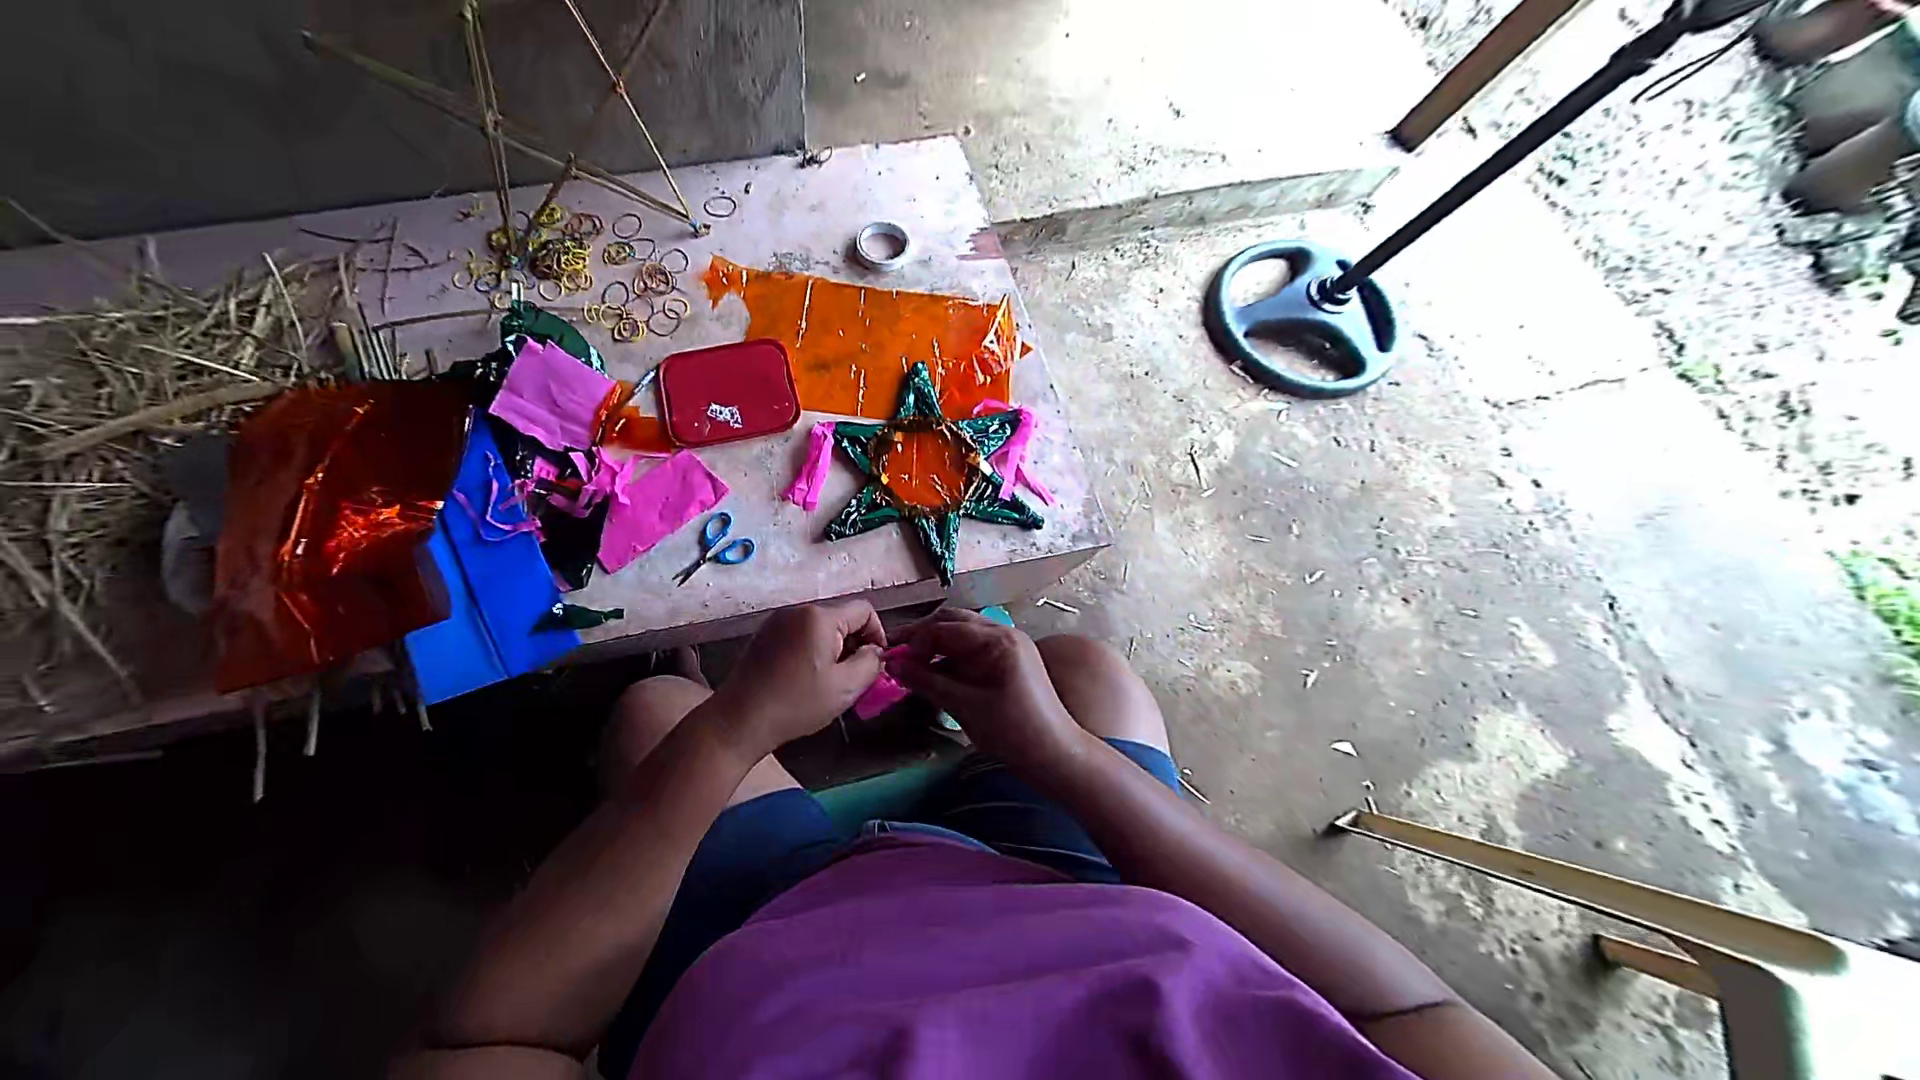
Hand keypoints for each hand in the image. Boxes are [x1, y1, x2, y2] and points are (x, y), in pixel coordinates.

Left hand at [709, 600, 885, 757]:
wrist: (738, 721)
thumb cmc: (795, 704)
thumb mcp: (846, 687)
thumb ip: (871, 663)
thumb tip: (876, 651)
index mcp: (819, 617)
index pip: (864, 610)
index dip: (878, 634)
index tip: (876, 663)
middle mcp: (797, 611)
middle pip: (842, 617)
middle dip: (855, 643)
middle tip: (854, 676)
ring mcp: (777, 622)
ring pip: (822, 627)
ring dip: (834, 648)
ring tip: (830, 680)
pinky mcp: (765, 636)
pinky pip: (801, 634)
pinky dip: (813, 650)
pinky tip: (807, 678)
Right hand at [888, 608, 1088, 768]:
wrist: (1057, 756)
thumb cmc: (1013, 731)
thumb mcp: (965, 706)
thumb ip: (928, 682)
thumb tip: (894, 665)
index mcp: (997, 639)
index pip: (944, 627)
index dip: (914, 640)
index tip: (890, 657)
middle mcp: (1005, 633)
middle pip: (953, 623)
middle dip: (923, 637)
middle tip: (896, 655)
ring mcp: (1010, 645)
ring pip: (963, 635)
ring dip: (936, 647)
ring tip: (911, 667)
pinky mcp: (1010, 661)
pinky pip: (974, 650)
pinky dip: (952, 660)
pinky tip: (935, 675)